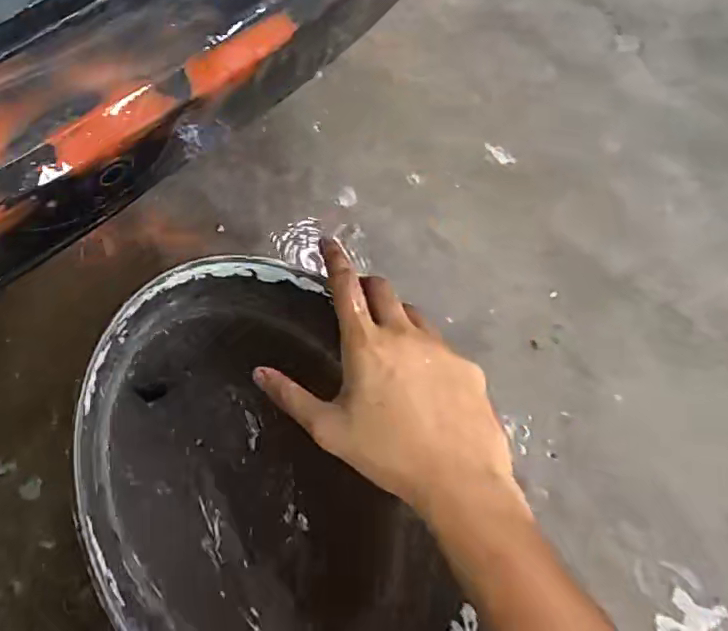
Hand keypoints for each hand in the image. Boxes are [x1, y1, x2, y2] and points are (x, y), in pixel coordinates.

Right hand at [253, 239, 526, 530]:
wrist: (463, 485)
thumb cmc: (388, 455)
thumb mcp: (330, 430)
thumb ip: (292, 397)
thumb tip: (259, 371)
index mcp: (365, 344)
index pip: (346, 287)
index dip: (336, 260)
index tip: (329, 242)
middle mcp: (402, 334)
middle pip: (382, 289)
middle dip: (366, 286)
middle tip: (358, 303)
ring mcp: (440, 348)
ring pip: (413, 314)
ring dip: (396, 316)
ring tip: (392, 345)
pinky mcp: (468, 367)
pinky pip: (441, 345)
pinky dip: (426, 351)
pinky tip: (427, 383)